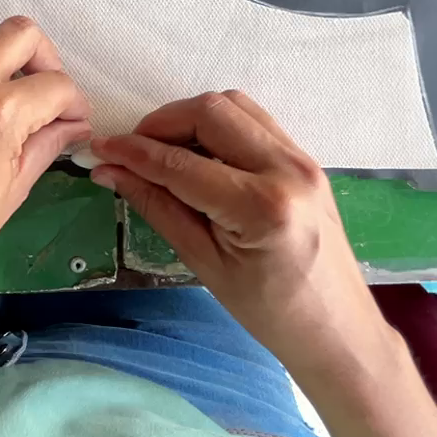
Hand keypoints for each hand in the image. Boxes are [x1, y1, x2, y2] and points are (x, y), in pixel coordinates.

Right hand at [89, 90, 392, 378]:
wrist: (337, 331)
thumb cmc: (267, 312)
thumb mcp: (203, 262)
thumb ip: (155, 205)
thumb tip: (109, 170)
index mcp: (260, 207)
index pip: (180, 162)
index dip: (132, 151)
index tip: (99, 148)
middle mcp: (286, 169)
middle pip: (209, 111)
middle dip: (160, 124)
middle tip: (133, 151)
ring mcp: (301, 159)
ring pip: (233, 105)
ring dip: (189, 119)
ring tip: (163, 152)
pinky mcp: (305, 158)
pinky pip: (253, 120)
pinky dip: (217, 126)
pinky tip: (198, 154)